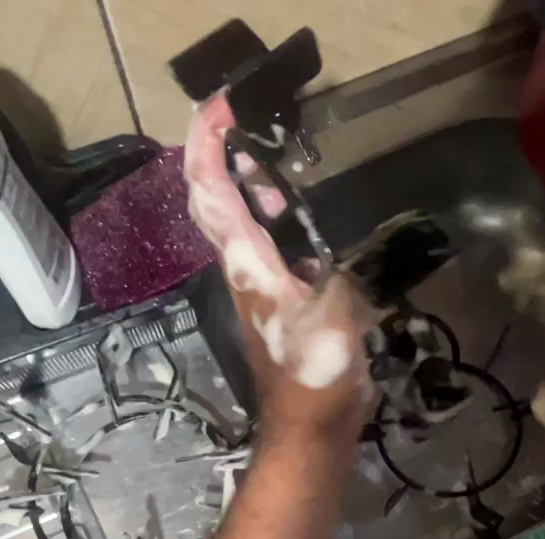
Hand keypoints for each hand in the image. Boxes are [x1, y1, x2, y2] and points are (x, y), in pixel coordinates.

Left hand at [184, 96, 377, 447]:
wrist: (311, 427)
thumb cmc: (314, 372)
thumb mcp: (332, 313)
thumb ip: (334, 272)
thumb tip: (337, 258)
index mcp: (247, 262)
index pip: (209, 190)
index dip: (207, 142)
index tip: (221, 105)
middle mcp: (244, 269)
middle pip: (218, 202)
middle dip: (230, 158)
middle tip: (261, 134)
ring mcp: (261, 288)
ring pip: (244, 227)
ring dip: (257, 192)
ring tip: (286, 172)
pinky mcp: (281, 306)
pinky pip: (275, 252)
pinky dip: (286, 228)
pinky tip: (315, 230)